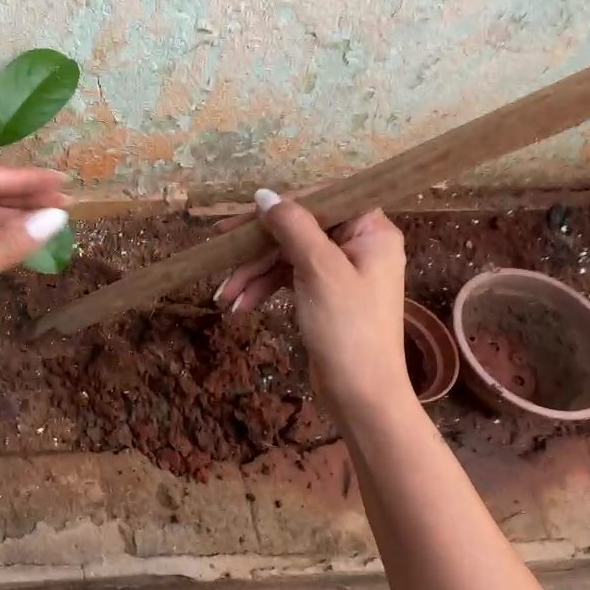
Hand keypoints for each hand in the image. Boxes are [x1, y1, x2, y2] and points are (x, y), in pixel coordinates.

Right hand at [214, 190, 412, 407]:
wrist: (361, 395)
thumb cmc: (348, 329)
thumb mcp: (319, 271)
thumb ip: (293, 226)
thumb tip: (263, 195)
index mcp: (370, 231)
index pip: (319, 201)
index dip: (277, 209)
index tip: (239, 223)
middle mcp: (358, 244)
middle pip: (297, 229)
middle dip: (256, 250)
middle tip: (219, 257)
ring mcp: (341, 270)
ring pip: (286, 255)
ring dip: (253, 273)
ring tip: (224, 296)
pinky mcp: (324, 293)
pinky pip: (288, 277)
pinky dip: (263, 288)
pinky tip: (240, 305)